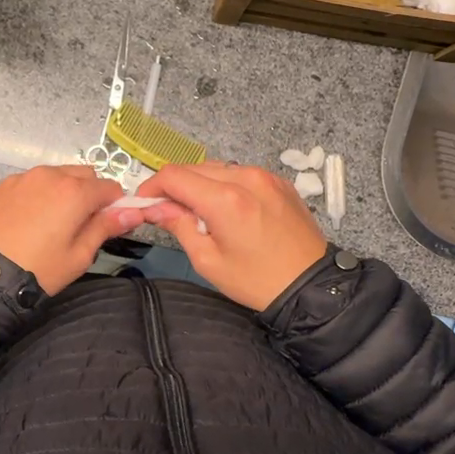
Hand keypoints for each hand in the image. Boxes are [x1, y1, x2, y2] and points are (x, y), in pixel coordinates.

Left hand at [0, 165, 141, 294]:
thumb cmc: (34, 271)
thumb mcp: (78, 256)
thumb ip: (105, 228)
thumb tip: (130, 213)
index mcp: (74, 192)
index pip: (110, 187)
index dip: (114, 205)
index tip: (109, 222)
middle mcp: (46, 176)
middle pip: (81, 175)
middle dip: (87, 195)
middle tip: (79, 226)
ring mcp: (18, 180)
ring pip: (50, 177)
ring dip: (57, 194)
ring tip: (47, 227)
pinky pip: (22, 186)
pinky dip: (29, 199)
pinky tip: (20, 226)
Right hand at [136, 162, 328, 309]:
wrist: (311, 286)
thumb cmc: (255, 280)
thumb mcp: (207, 260)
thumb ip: (179, 226)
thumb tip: (155, 208)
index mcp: (225, 199)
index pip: (174, 176)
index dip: (152, 187)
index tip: (143, 204)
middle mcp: (245, 177)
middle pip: (193, 168)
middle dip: (174, 187)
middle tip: (167, 213)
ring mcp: (265, 177)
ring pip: (216, 167)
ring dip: (198, 185)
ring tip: (197, 213)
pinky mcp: (279, 182)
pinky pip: (240, 173)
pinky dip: (223, 185)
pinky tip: (224, 209)